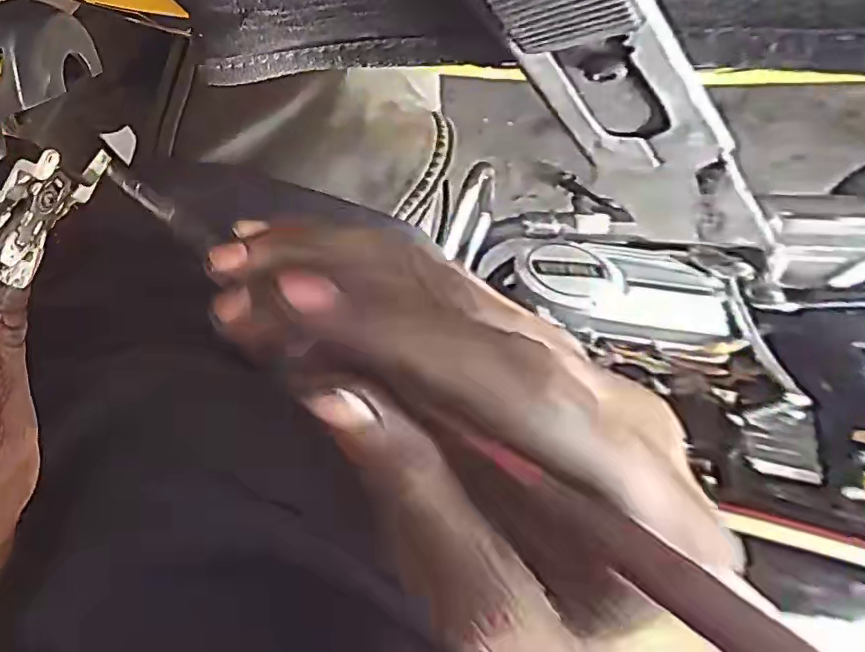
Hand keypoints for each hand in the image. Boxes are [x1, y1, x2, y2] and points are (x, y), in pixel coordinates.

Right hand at [208, 222, 740, 648]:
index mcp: (630, 480)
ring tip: (242, 256)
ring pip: (431, 274)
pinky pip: (422, 282)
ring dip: (323, 256)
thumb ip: (421, 503)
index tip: (291, 299)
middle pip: (456, 302)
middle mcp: (602, 395)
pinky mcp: (509, 343)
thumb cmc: (549, 640)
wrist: (595, 633)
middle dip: (329, 274)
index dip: (387, 327)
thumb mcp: (489, 614)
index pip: (504, 374)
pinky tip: (289, 251)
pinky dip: (345, 263)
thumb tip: (329, 394)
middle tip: (234, 274)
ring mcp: (559, 359)